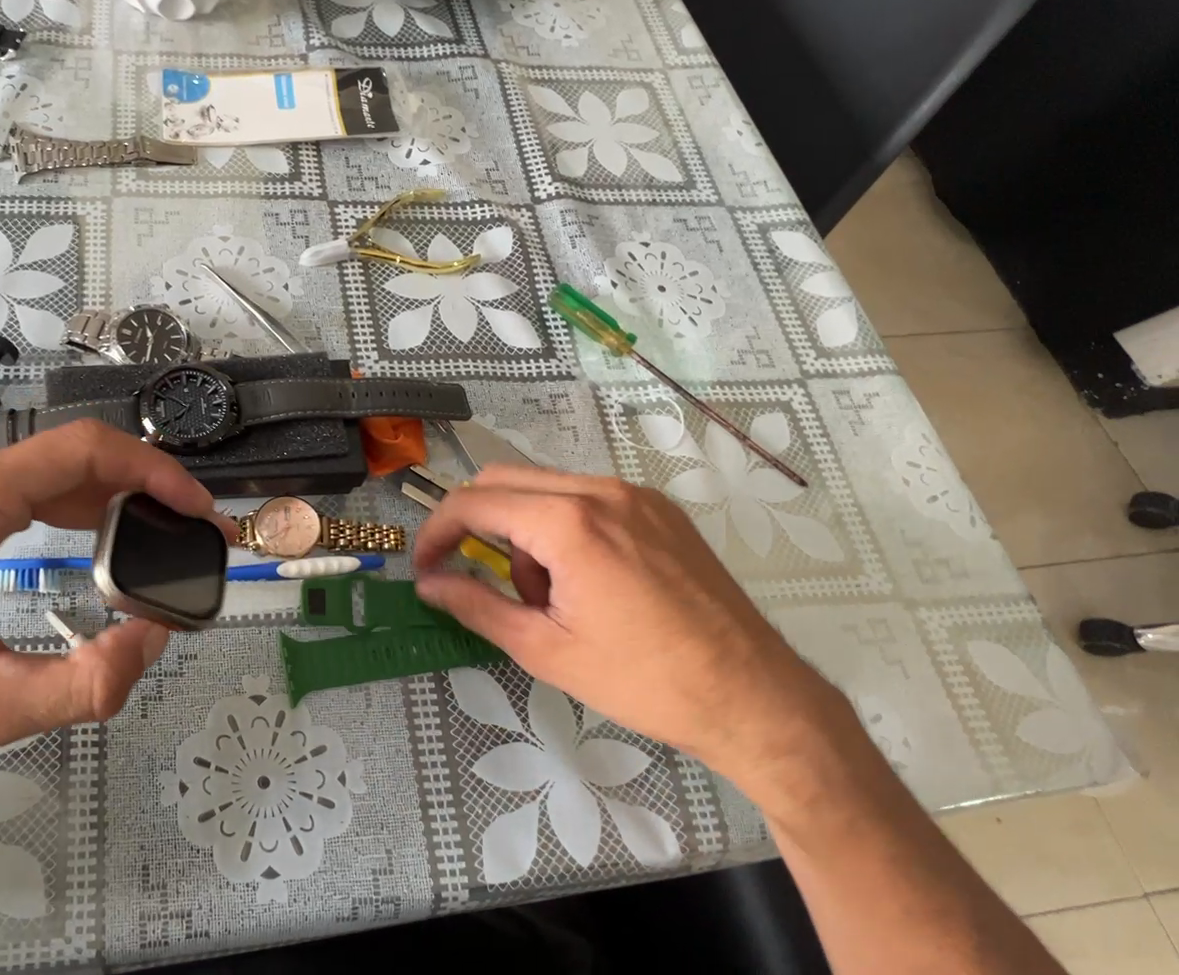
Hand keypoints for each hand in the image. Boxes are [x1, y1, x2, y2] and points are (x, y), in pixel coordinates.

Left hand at [0, 421, 213, 770]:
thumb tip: (154, 639)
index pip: (82, 451)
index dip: (153, 471)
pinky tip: (110, 536)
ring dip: (118, 494)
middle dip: (147, 484)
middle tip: (196, 530)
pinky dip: (81, 505)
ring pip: (56, 468)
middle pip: (76, 453)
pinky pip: (31, 489)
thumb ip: (84, 684)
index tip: (197, 508)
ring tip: (167, 534)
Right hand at [412, 466, 847, 784]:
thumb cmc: (643, 681)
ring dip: (520, 529)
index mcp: (569, 523)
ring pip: (544, 488)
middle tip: (469, 575)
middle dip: (473, 524)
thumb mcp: (544, 649)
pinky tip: (582, 580)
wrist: (755, 698)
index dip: (435, 532)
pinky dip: (560, 527)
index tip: (423, 568)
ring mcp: (636, 496)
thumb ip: (475, 606)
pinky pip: (585, 498)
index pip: (474, 503)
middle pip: (503, 480)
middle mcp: (601, 491)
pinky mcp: (660, 510)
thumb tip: (427, 584)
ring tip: (544, 595)